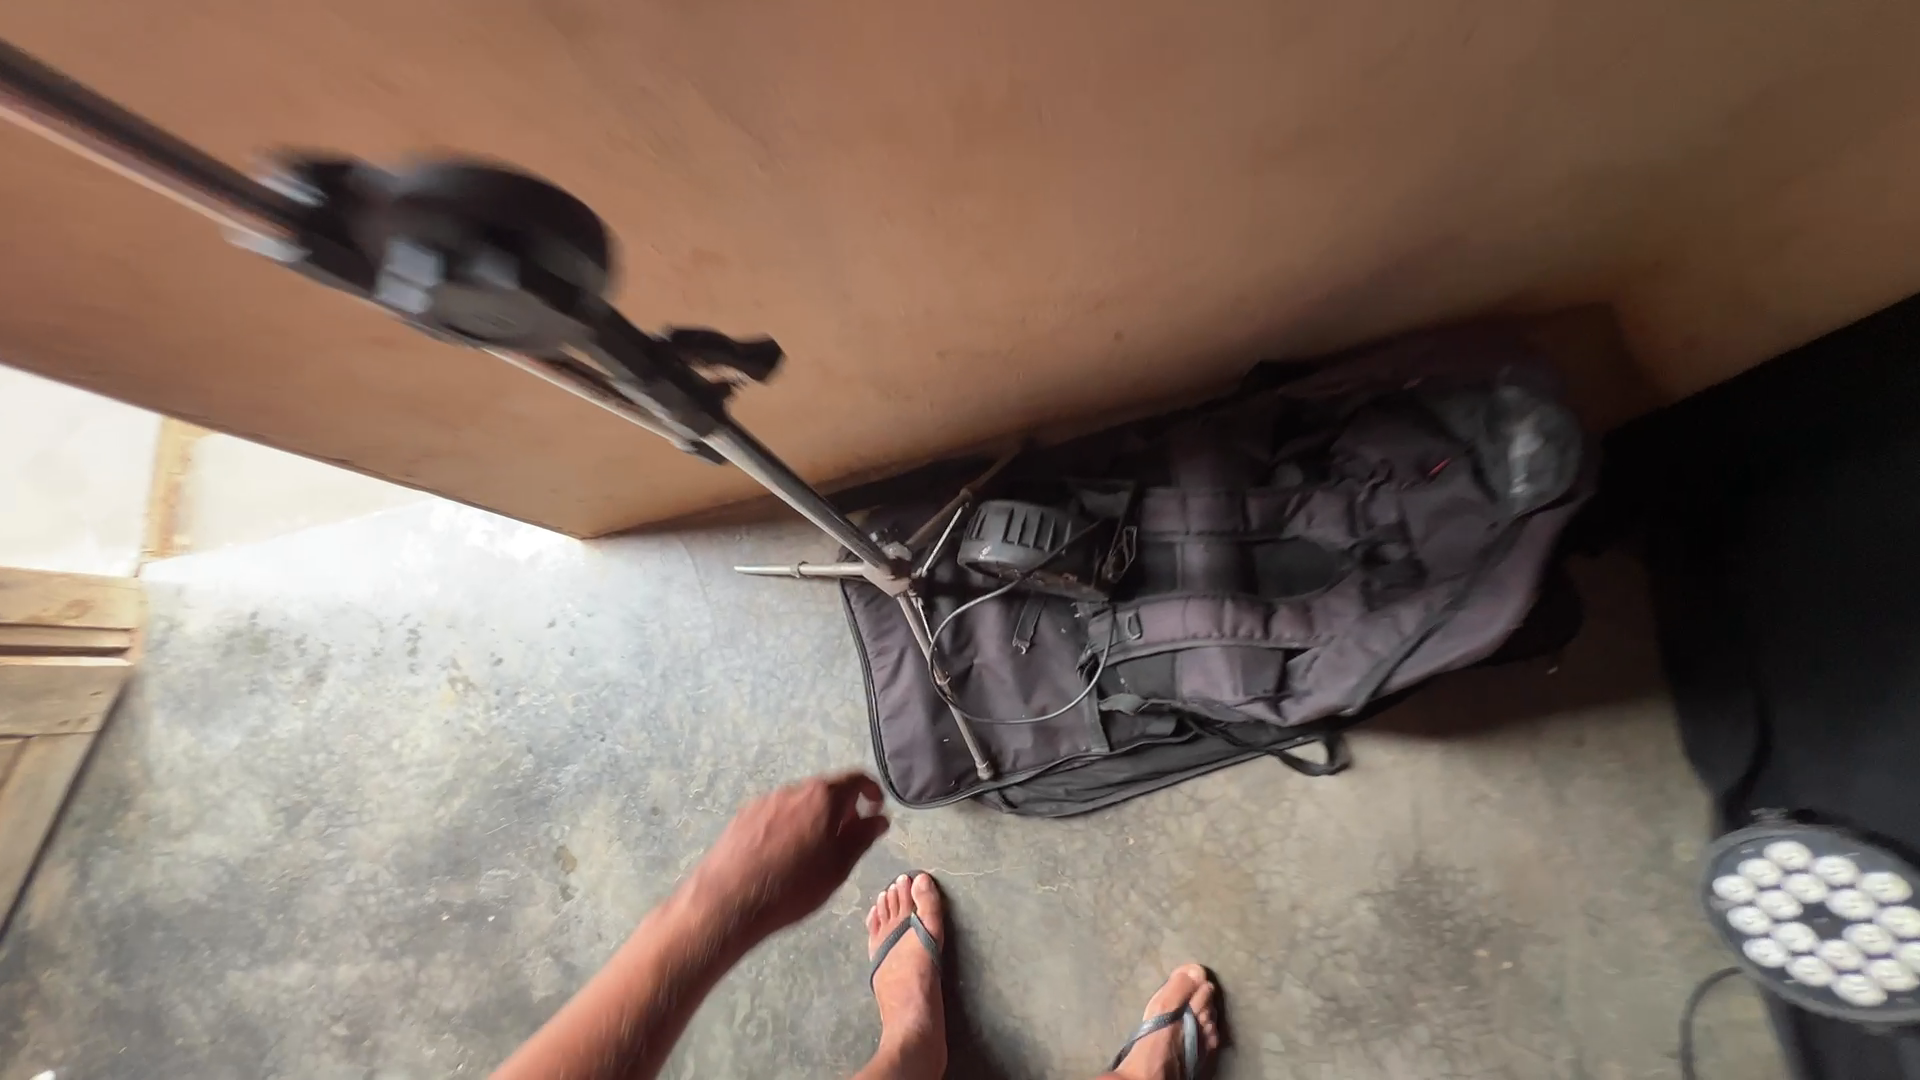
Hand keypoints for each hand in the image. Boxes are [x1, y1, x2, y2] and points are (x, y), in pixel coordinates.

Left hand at [687, 771, 890, 941]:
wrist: (728, 901)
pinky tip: (781, 855)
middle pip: (827, 790)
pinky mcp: (745, 815)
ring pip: (800, 802)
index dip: (871, 791)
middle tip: (845, 838)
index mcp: (824, 797)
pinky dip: (788, 825)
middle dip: (842, 809)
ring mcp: (767, 800)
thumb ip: (862, 837)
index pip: (857, 779)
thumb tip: (879, 818)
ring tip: (811, 852)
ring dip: (814, 818)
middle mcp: (796, 790)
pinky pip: (777, 813)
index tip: (875, 809)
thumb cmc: (793, 886)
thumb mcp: (838, 867)